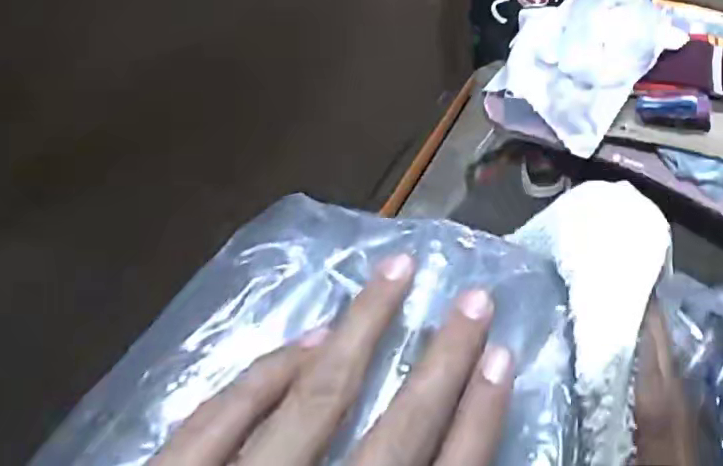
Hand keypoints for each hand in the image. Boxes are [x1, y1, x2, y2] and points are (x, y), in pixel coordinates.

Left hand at [148, 254, 513, 465]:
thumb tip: (448, 459)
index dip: (479, 421)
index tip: (503, 357)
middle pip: (395, 438)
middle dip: (443, 363)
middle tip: (474, 297)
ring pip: (314, 402)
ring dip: (362, 331)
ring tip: (395, 275)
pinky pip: (219, 424)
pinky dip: (268, 375)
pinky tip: (305, 340)